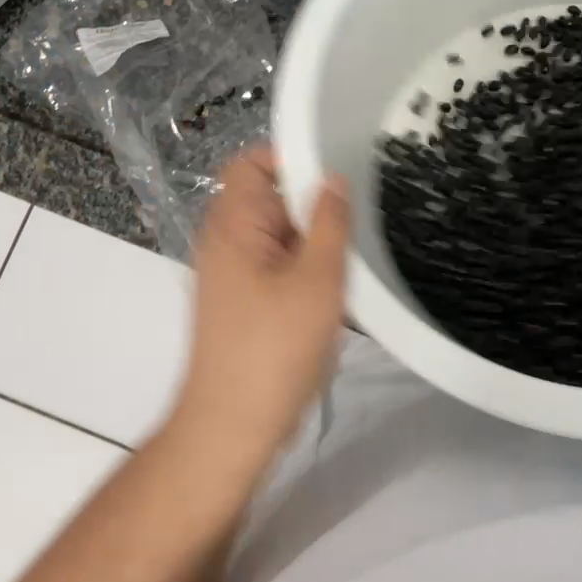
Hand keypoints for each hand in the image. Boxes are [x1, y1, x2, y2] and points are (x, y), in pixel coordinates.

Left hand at [170, 146, 351, 452]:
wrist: (232, 425)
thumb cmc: (274, 350)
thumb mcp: (316, 281)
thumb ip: (328, 223)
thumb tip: (332, 178)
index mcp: (233, 225)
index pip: (251, 162)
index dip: (291, 156)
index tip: (337, 171)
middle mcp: (225, 242)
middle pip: (268, 196)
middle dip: (311, 201)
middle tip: (356, 215)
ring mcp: (232, 275)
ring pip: (278, 234)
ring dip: (313, 239)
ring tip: (352, 252)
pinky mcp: (244, 303)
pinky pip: (277, 265)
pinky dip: (305, 268)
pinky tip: (336, 288)